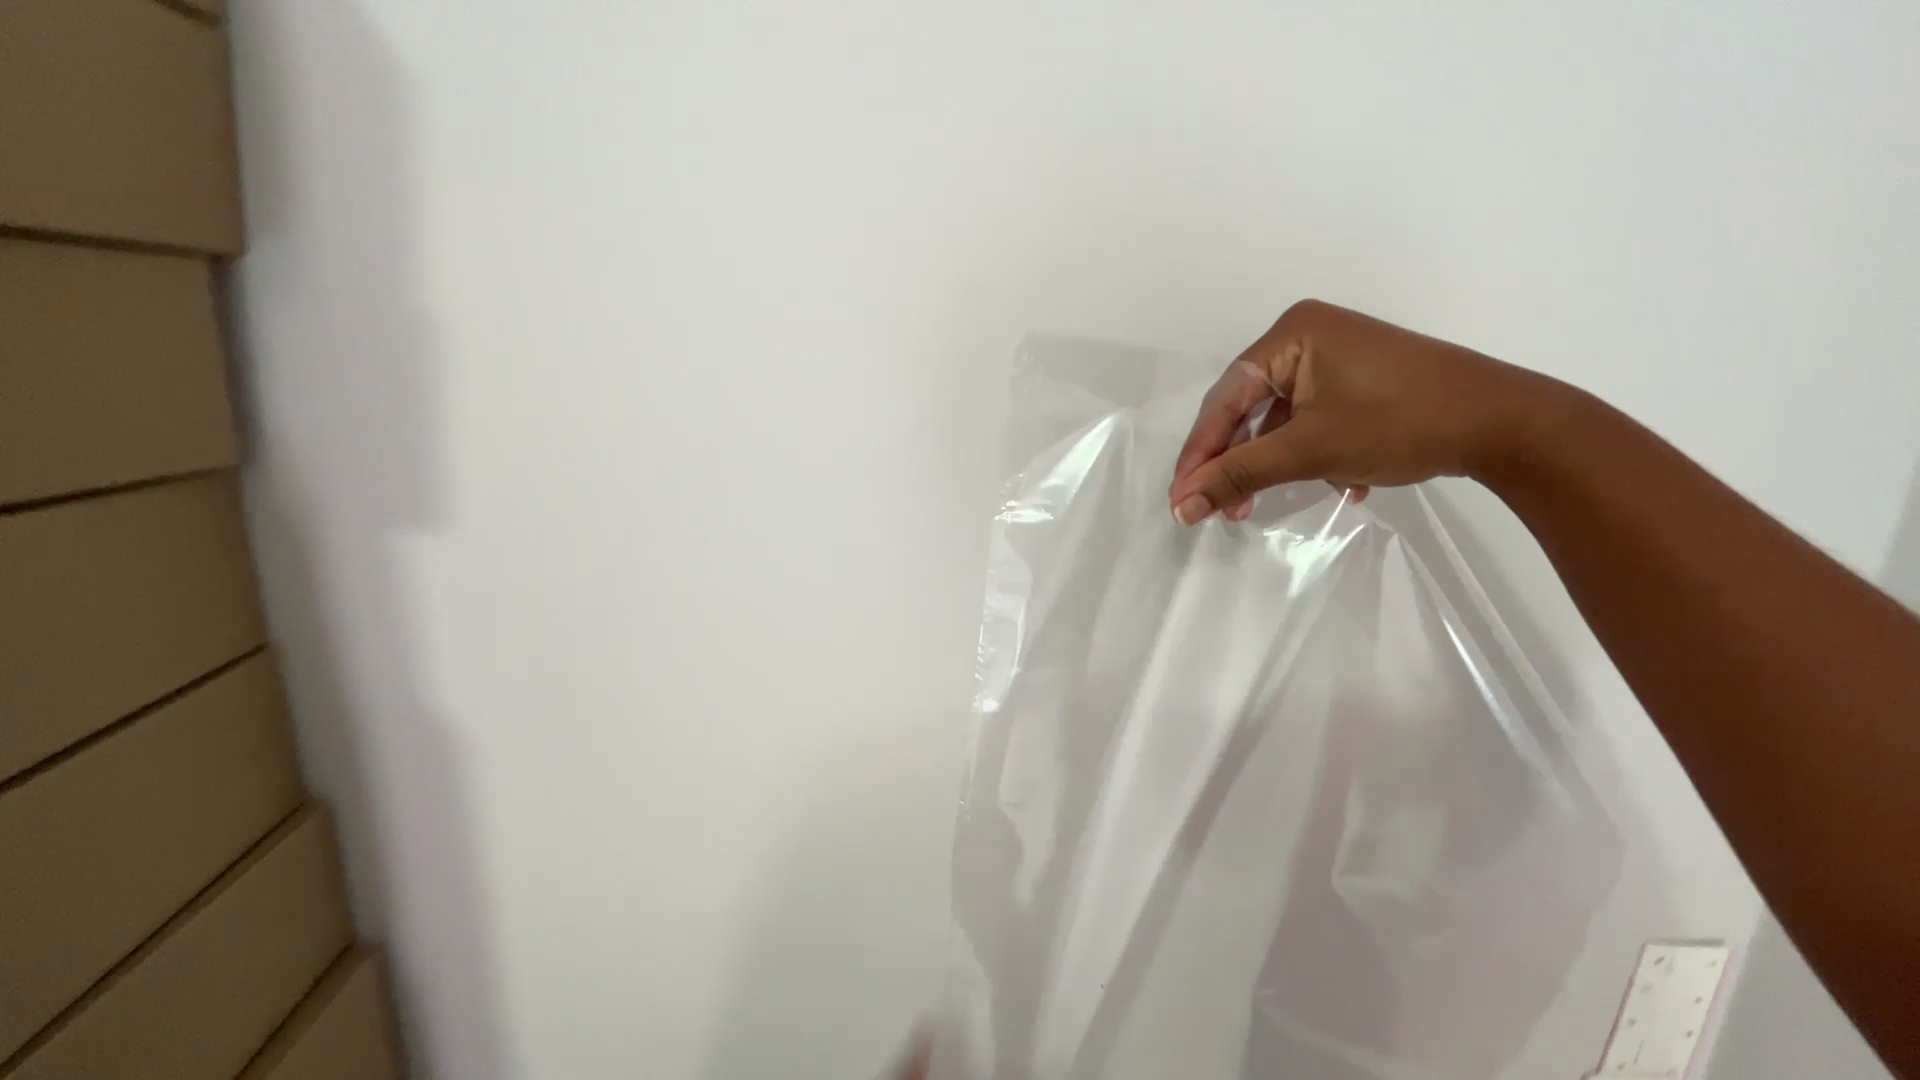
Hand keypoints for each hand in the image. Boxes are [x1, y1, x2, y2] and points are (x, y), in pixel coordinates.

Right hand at [1168, 300, 1555, 523]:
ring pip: (1284, 417)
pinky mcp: (1364, 377)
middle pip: (1251, 407)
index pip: (1225, 399)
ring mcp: (1340, 354)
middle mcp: (1310, 334)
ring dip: (1278, 463)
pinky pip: (1317, 416)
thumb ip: (1238, 475)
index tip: (1180, 500)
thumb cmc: (1399, 423)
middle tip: (1222, 510)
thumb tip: (1180, 505)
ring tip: (1269, 504)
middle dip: (1239, 462)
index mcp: (1291, 334)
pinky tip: (1337, 484)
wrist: (1507, 424)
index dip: (1199, 453)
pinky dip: (1314, 452)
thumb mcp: (1309, 451)